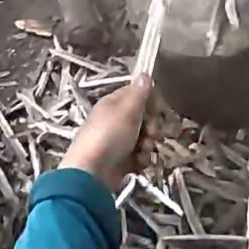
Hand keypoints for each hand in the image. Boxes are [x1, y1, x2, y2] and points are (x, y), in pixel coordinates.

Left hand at [60, 76, 153, 192]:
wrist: (91, 174)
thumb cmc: (109, 136)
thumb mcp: (127, 110)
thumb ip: (139, 93)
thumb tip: (144, 73)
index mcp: (114, 104)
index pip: (137, 94)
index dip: (150, 101)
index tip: (157, 109)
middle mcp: (116, 120)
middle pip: (144, 117)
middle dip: (151, 126)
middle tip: (149, 133)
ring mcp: (118, 141)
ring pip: (144, 137)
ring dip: (148, 144)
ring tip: (142, 151)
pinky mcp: (121, 160)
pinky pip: (139, 154)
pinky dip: (141, 159)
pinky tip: (138, 163)